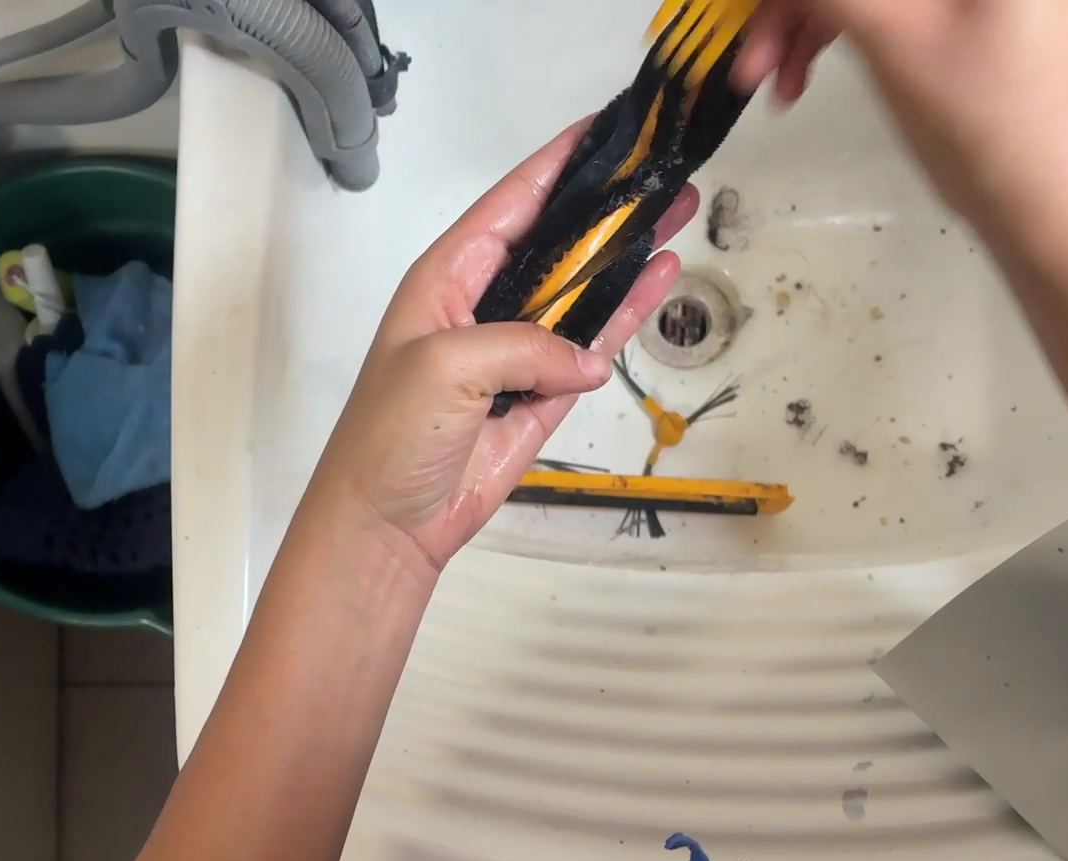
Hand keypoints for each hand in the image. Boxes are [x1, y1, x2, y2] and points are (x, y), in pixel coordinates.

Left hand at [298, 123, 699, 572]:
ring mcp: (514, 354)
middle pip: (555, 246)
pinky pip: (586, 350)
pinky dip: (620, 322)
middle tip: (663, 176)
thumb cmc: (393, 436)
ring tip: (675, 217)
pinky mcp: (538, 399)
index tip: (606, 131)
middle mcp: (482, 307)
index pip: (510, 206)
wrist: (391, 522)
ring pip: (579, 296)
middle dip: (606, 212)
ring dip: (624, 261)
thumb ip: (522, 345)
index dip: (557, 166)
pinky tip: (654, 286)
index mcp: (445, 280)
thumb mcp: (445, 366)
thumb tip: (582, 362)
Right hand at [735, 0, 1067, 231]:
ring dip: (809, 28)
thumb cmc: (983, 119)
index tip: (752, 20)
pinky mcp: (965, 14)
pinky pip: (886, 7)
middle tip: (752, 68)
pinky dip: (839, 38)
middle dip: (797, 8)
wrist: (1047, 198)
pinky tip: (805, 80)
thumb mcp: (898, 42)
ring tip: (775, 91)